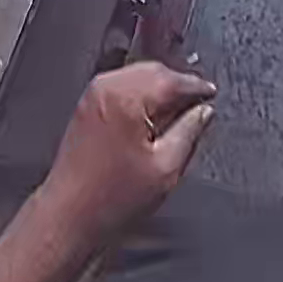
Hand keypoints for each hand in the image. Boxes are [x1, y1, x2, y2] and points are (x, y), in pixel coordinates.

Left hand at [0, 63, 216, 281]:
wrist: (71, 211)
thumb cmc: (114, 197)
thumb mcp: (165, 169)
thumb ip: (188, 132)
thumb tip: (204, 111)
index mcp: (126, 97)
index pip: (169, 79)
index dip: (195, 85)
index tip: (211, 93)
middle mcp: (107, 86)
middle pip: (152, 70)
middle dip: (177, 82)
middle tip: (198, 101)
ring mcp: (94, 91)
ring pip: (136, 74)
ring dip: (158, 85)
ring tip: (178, 109)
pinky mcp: (87, 101)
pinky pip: (121, 83)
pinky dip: (140, 91)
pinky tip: (151, 113)